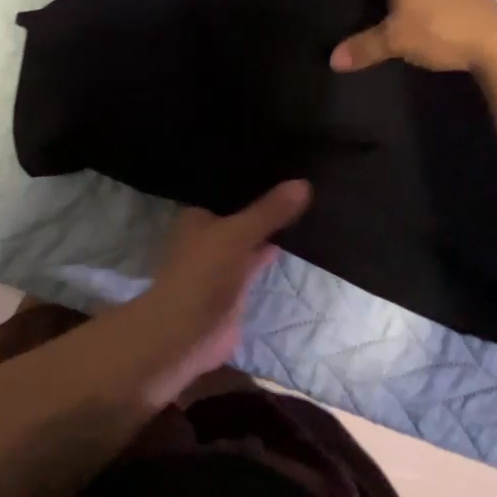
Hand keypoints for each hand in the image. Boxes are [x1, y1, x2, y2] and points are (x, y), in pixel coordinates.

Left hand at [116, 181, 311, 400]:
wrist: (186, 336)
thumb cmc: (201, 275)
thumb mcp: (235, 236)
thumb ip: (268, 212)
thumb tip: (304, 183)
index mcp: (198, 215)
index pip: (230, 188)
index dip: (255, 176)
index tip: (287, 161)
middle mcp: (209, 234)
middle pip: (243, 213)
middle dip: (268, 202)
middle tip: (307, 178)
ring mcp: (223, 261)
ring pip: (252, 237)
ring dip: (274, 227)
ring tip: (310, 202)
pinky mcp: (236, 285)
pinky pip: (259, 261)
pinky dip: (275, 252)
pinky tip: (301, 239)